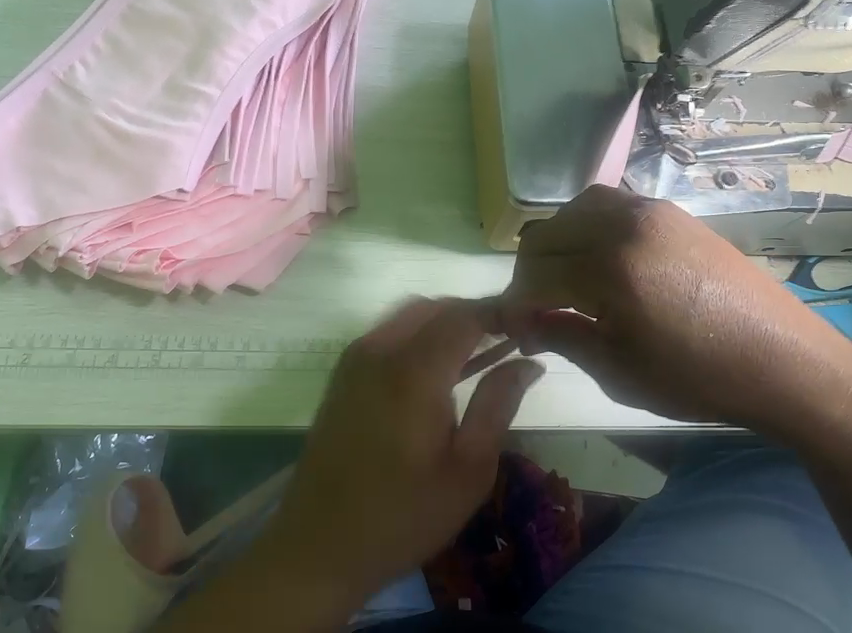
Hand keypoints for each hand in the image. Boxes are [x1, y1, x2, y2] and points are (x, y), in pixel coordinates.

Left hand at [259, 297, 542, 602]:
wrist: (319, 545)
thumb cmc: (403, 515)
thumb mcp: (468, 469)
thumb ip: (498, 404)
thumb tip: (529, 362)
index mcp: (414, 369)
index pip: (466, 315)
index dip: (502, 312)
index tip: (533, 325)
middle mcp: (380, 349)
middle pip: (437, 307)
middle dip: (476, 314)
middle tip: (512, 339)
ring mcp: (355, 359)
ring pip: (410, 315)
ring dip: (447, 321)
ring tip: (482, 352)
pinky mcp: (343, 374)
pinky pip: (389, 333)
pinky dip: (420, 334)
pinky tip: (441, 369)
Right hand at [498, 185, 851, 435]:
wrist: (781, 359)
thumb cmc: (698, 377)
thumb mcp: (618, 370)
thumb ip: (562, 337)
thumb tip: (525, 323)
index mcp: (608, 269)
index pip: (534, 274)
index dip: (517, 305)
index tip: (518, 332)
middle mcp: (623, 224)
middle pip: (545, 234)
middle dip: (531, 274)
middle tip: (539, 312)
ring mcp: (650, 210)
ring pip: (574, 210)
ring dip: (558, 243)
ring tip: (568, 282)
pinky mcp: (671, 211)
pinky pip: (610, 204)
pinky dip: (589, 227)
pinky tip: (601, 261)